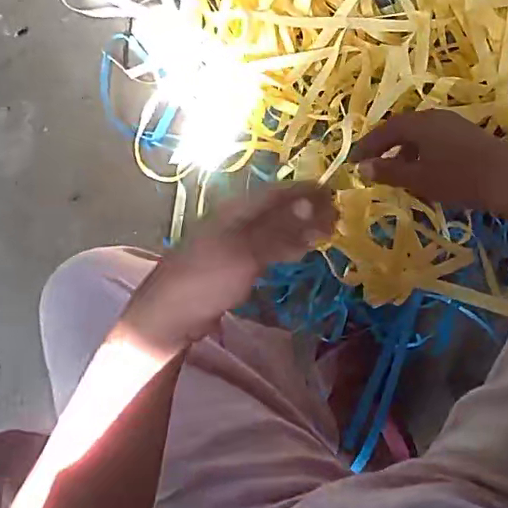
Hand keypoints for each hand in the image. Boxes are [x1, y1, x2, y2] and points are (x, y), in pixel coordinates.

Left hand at [119, 183, 335, 356]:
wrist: (170, 315)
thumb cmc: (207, 278)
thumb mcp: (246, 251)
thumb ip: (280, 228)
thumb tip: (313, 202)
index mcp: (236, 210)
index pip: (279, 192)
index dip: (307, 191)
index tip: (336, 196)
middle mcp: (235, 220)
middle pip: (277, 208)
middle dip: (307, 210)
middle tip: (337, 218)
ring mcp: (233, 242)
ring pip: (273, 228)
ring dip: (299, 228)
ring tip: (325, 233)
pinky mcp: (233, 264)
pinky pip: (266, 248)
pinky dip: (286, 246)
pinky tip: (297, 252)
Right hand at [349, 110, 507, 217]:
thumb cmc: (458, 178)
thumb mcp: (418, 179)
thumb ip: (388, 172)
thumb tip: (362, 168)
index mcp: (419, 123)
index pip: (385, 130)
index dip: (367, 146)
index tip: (353, 161)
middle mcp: (436, 117)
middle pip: (403, 129)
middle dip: (385, 147)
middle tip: (372, 165)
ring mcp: (455, 124)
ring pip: (421, 135)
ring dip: (405, 152)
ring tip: (396, 173)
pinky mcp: (469, 136)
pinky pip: (436, 140)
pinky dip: (423, 154)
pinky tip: (425, 172)